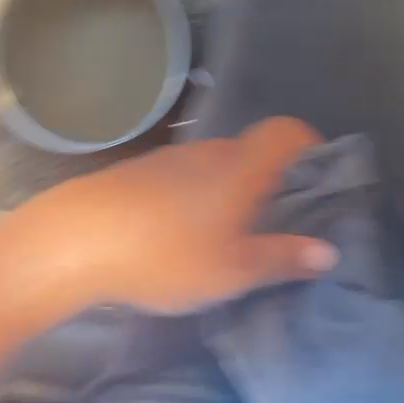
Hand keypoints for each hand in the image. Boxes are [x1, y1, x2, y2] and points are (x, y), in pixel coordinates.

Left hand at [0, 117, 336, 316]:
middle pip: (252, 151)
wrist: (74, 241)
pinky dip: (195, 199)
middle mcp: (208, 152)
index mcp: (240, 167)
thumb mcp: (232, 270)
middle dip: (271, 180)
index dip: (309, 146)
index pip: (286, 132)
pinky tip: (181, 236)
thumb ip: (282, 258)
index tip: (318, 178)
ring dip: (230, 192)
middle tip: (279, 221)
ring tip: (230, 236)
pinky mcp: (136, 175)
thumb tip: (329, 251)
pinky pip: (182, 180)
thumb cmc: (166, 255)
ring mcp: (167, 160)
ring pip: (214, 167)